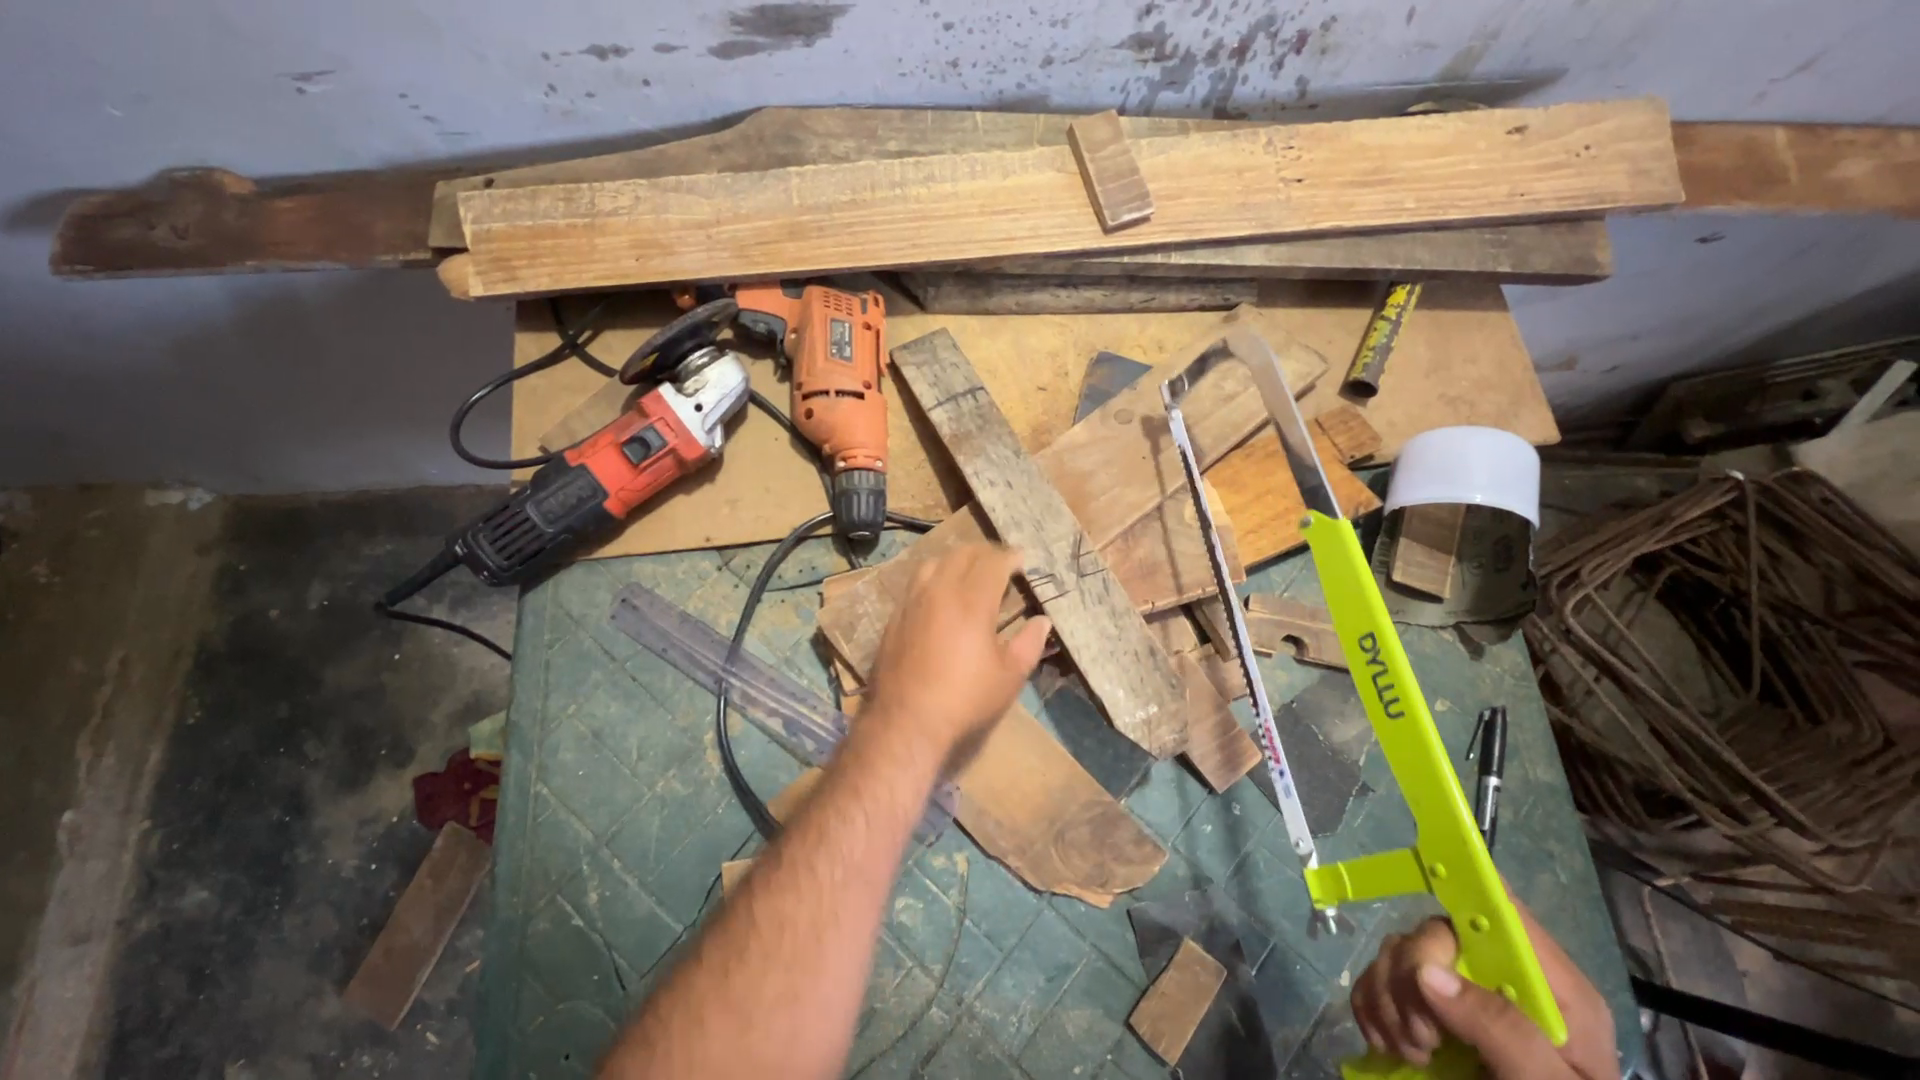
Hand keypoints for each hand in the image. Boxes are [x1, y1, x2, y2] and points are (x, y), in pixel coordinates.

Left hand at [863, 544, 1050, 769]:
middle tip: (1000, 563)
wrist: (905, 722)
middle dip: (985, 553)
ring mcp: (912, 603)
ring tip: (969, 573)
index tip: (1022, 559)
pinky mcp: (894, 618)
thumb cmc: (965, 700)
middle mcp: (939, 592)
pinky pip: (916, 584)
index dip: (1011, 556)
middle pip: (962, 554)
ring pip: (934, 563)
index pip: (993, 562)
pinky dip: (934, 578)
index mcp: (972, 601)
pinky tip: (940, 597)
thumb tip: (1042, 621)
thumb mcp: (1008, 677)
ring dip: (956, 561)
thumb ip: (1028, 643)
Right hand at [1351, 899, 1616, 1079]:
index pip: (1501, 911)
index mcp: (1550, 985)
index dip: (1460, 897)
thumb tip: (1428, 973)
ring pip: (1396, 954)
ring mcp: (1458, 994)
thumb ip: (1503, 1031)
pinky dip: (1368, 1005)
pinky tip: (1384, 1042)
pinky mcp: (1424, 1013)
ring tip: (1409, 1052)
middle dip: (1410, 978)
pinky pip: (1376, 982)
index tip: (1424, 932)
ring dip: (1387, 998)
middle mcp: (1500, 976)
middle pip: (1434, 933)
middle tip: (1422, 1039)